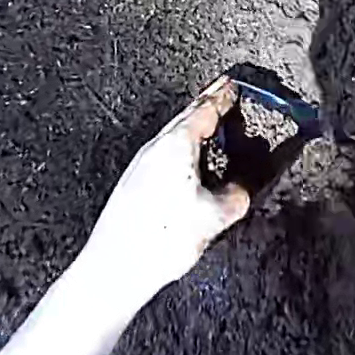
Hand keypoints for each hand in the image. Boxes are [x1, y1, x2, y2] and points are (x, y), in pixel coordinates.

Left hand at [76, 76, 251, 301]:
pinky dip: (183, 143)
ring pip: (175, 132)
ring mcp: (143, 163)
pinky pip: (166, 149)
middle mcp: (157, 147)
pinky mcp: (135, 180)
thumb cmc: (156, 241)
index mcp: (176, 145)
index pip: (206, 109)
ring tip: (211, 123)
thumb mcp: (214, 218)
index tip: (232, 85)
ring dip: (195, 122)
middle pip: (188, 115)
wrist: (112, 269)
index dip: (223, 96)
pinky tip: (189, 159)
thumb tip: (241, 191)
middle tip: (223, 91)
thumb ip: (236, 198)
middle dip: (208, 101)